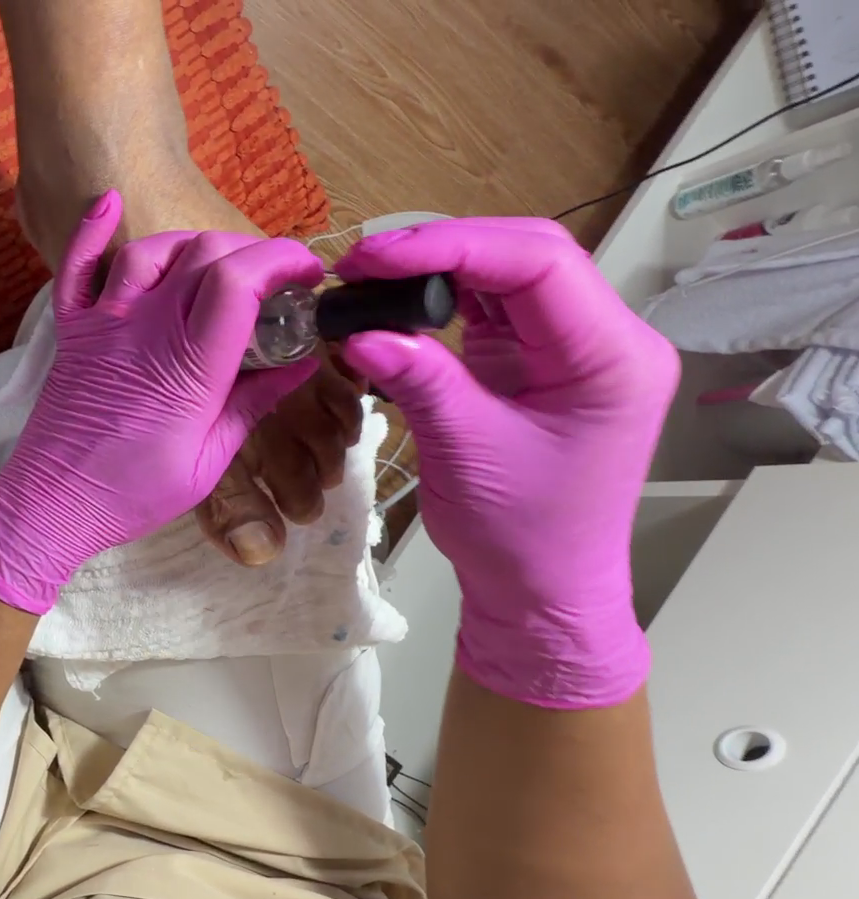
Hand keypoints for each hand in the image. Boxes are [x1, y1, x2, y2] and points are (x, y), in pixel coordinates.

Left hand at [0, 190, 320, 612]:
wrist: (49, 506)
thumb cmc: (130, 495)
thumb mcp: (208, 462)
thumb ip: (254, 404)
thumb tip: (302, 364)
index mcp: (188, 367)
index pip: (240, 280)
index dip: (283, 261)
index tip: (305, 277)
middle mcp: (144, 331)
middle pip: (203, 254)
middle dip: (249, 253)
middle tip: (269, 282)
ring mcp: (102, 327)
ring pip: (149, 250)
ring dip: (190, 245)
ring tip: (213, 265)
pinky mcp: (71, 333)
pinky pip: (75, 269)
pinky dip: (91, 231)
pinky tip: (108, 202)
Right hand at [336, 218, 678, 707]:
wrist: (539, 581)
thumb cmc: (520, 528)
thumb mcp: (466, 449)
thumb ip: (419, 381)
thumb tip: (358, 333)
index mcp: (608, 355)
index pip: (537, 264)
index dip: (452, 248)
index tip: (374, 259)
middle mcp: (597, 339)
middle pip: (526, 256)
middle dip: (441, 248)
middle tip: (361, 263)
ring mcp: (563, 350)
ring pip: (505, 277)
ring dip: (436, 269)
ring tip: (369, 277)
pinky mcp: (530, 366)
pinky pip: (489, 313)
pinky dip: (438, 301)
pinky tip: (396, 303)